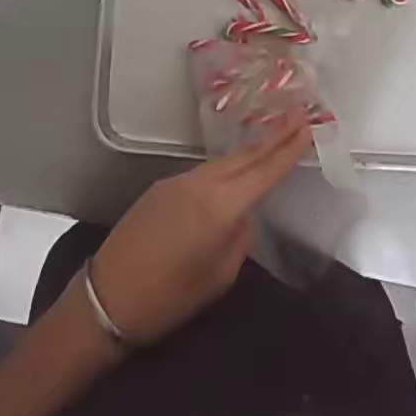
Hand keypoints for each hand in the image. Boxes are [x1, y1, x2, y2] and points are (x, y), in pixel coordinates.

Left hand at [86, 119, 310, 343]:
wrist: (108, 297)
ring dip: (247, 154)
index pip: (263, 172)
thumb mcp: (219, 276)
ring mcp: (175, 183)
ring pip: (220, 164)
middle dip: (272, 139)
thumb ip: (239, 239)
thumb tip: (242, 217)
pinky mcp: (159, 189)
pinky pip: (201, 173)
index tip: (308, 126)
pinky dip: (223, 169)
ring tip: (273, 143)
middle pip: (242, 157)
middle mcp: (198, 185)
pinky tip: (233, 173)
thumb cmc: (169, 297)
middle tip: (297, 118)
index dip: (287, 149)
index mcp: (219, 207)